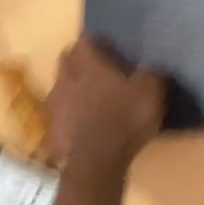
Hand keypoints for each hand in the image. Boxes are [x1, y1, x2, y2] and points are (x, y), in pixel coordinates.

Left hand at [46, 37, 165, 173]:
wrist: (97, 164)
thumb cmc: (125, 118)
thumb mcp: (151, 91)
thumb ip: (150, 72)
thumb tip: (150, 65)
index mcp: (89, 65)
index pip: (84, 41)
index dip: (95, 40)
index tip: (107, 44)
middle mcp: (67, 80)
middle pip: (67, 61)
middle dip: (78, 60)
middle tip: (97, 66)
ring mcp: (55, 107)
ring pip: (60, 88)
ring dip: (72, 88)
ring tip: (91, 97)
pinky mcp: (52, 132)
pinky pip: (60, 116)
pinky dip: (70, 116)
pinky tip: (84, 124)